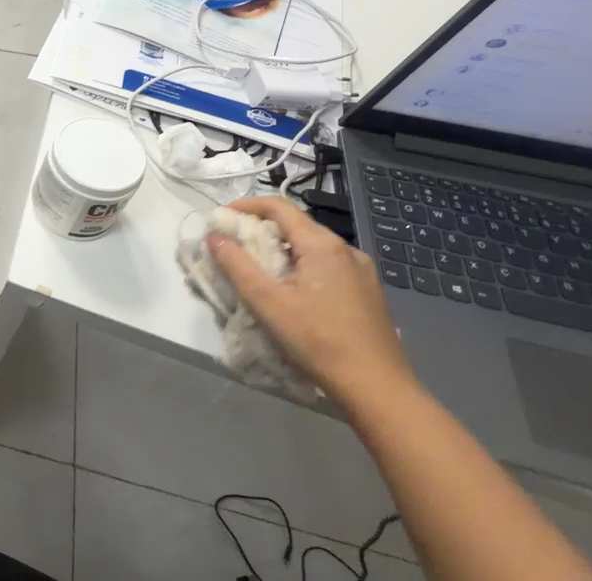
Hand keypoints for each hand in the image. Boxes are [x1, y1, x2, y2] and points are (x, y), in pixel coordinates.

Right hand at [206, 197, 415, 408]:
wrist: (377, 387)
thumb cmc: (317, 340)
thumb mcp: (267, 302)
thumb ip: (236, 264)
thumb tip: (214, 236)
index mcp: (322, 245)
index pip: (279, 207)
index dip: (245, 206)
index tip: (219, 218)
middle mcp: (346, 250)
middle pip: (297, 224)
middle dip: (261, 228)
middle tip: (233, 245)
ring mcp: (361, 271)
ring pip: (312, 245)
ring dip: (281, 248)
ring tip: (258, 268)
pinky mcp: (367, 291)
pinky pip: (327, 264)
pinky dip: (301, 264)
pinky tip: (292, 289)